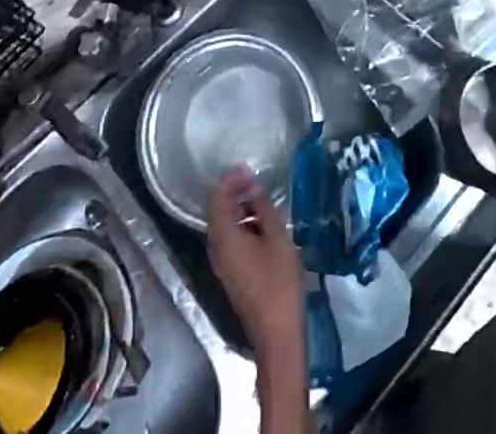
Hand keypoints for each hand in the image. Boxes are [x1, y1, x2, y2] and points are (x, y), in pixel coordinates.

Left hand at [206, 168, 304, 354]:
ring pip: (225, 227)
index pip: (217, 199)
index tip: (248, 167)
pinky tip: (263, 222)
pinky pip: (231, 240)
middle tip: (256, 178)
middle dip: (234, 192)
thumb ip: (264, 209)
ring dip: (240, 208)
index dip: (230, 180)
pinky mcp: (232, 272)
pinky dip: (243, 225)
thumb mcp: (277, 238)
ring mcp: (222, 263)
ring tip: (263, 197)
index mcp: (224, 238)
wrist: (276, 329)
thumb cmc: (279, 280)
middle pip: (218, 212)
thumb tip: (253, 188)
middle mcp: (216, 248)